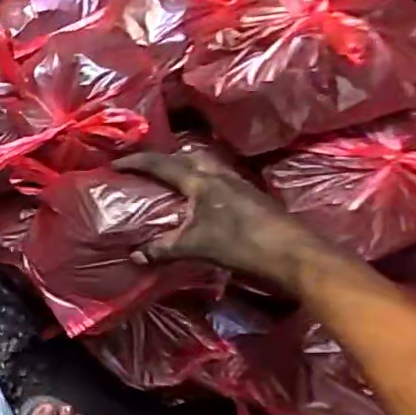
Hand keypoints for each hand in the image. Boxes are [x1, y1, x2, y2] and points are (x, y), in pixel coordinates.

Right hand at [112, 148, 335, 288]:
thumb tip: (134, 256)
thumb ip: (162, 249)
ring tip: (175, 181)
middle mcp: (222, 177)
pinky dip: (206, 183)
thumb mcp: (195, 247)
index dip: (136, 162)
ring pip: (210, 167)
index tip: (116, 164)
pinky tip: (203, 200)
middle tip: (150, 169)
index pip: (162, 165)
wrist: (300, 258)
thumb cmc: (243, 245)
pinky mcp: (255, 199)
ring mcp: (242, 187)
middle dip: (168, 158)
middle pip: (191, 156)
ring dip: (190, 168)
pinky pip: (222, 181)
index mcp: (202, 182)